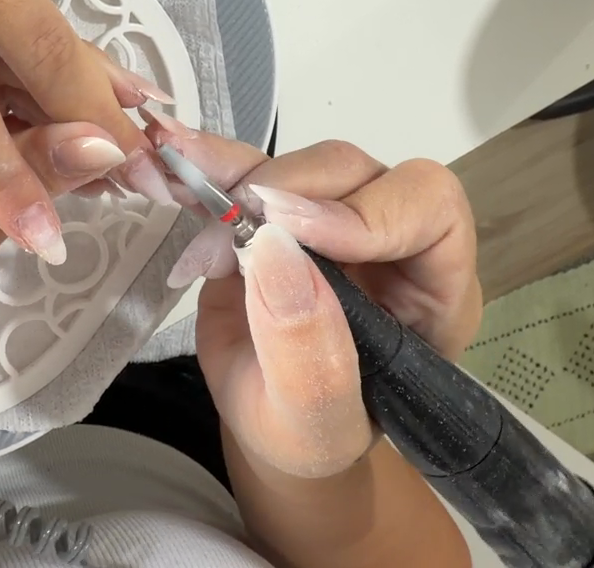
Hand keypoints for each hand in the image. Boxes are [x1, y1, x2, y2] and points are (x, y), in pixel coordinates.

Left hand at [0, 57, 130, 409]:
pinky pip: (0, 155)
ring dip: (69, 135)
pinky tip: (93, 175)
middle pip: (2, 83)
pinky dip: (46, 164)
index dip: (65, 76)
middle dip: (76, 104)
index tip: (135, 105)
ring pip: (7, 119)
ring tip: (137, 156)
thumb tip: (106, 139)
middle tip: (151, 127)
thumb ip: (22, 181)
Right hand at [151, 116, 479, 480]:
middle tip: (226, 234)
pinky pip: (240, 168)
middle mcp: (384, 237)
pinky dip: (201, 163)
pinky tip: (163, 159)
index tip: (288, 230)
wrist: (266, 421)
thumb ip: (306, 352)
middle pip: (352, 172)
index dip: (363, 209)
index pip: (427, 210)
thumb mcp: (314, 421)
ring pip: (290, 160)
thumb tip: (273, 245)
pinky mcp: (269, 208)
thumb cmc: (305, 434)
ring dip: (230, 170)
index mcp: (430, 288)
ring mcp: (323, 216)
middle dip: (283, 190)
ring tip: (175, 178)